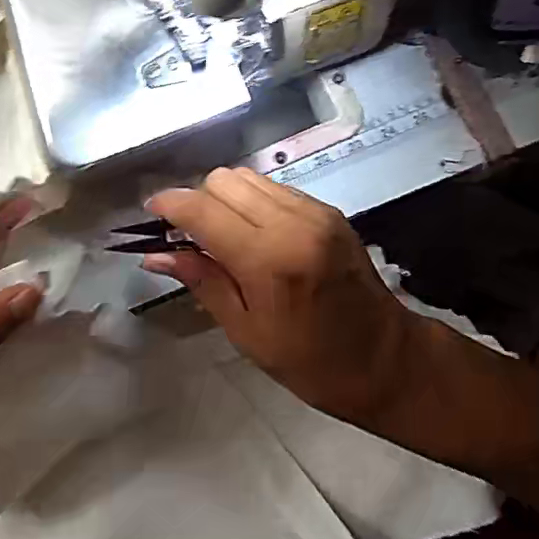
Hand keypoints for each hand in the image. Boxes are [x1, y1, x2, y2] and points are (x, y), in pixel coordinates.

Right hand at [145, 167, 421, 424]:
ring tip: (221, 233)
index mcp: (268, 259)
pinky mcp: (327, 209)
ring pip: (248, 176)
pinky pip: (274, 187)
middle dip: (197, 199)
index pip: (203, 209)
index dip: (169, 205)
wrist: (387, 359)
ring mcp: (314, 211)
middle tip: (189, 235)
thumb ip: (202, 281)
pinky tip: (253, 232)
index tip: (151, 214)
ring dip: (224, 197)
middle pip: (223, 179)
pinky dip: (252, 200)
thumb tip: (155, 255)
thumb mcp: (247, 332)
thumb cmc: (311, 362)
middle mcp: (291, 222)